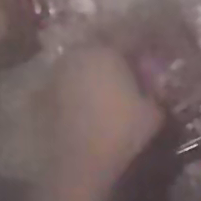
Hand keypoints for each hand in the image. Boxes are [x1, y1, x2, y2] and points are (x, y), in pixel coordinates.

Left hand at [44, 44, 161, 200]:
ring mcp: (57, 75)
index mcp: (106, 51)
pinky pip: (69, 86)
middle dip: (117, 57)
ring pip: (83, 66)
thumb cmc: (122, 131)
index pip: (128, 37)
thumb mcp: (154, 112)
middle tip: (132, 71)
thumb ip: (155, 90)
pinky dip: (80, 92)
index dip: (143, 44)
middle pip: (101, 48)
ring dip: (96, 74)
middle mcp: (77, 55)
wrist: (80, 163)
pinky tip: (92, 107)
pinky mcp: (45, 96)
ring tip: (111, 90)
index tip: (153, 51)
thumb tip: (154, 80)